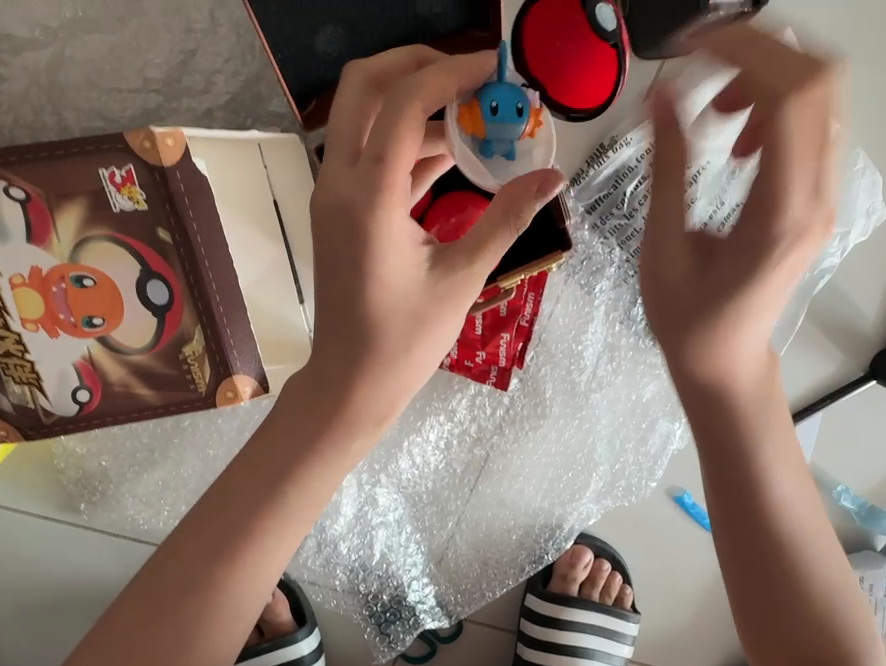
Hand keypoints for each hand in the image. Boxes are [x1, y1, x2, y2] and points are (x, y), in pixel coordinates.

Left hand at [303, 47, 564, 423]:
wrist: (354, 380)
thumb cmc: (406, 340)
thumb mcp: (463, 278)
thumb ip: (506, 220)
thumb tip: (552, 179)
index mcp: (369, 198)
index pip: (403, 104)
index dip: (450, 75)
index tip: (493, 70)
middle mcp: (340, 183)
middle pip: (364, 84)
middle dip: (417, 66)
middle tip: (471, 77)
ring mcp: (333, 194)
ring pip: (363, 115)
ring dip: (413, 104)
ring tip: (474, 117)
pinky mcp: (339, 210)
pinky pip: (369, 154)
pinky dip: (405, 142)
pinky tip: (452, 154)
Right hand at [640, 25, 840, 398]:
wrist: (727, 363)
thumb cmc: (689, 323)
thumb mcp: (663, 250)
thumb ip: (667, 169)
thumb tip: (662, 95)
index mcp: (780, 213)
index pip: (791, 95)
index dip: (744, 52)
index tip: (690, 52)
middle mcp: (817, 197)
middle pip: (820, 79)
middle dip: (760, 53)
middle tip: (703, 75)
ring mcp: (824, 196)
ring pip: (822, 95)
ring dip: (768, 79)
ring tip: (717, 112)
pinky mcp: (818, 197)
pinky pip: (814, 123)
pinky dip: (777, 106)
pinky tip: (739, 139)